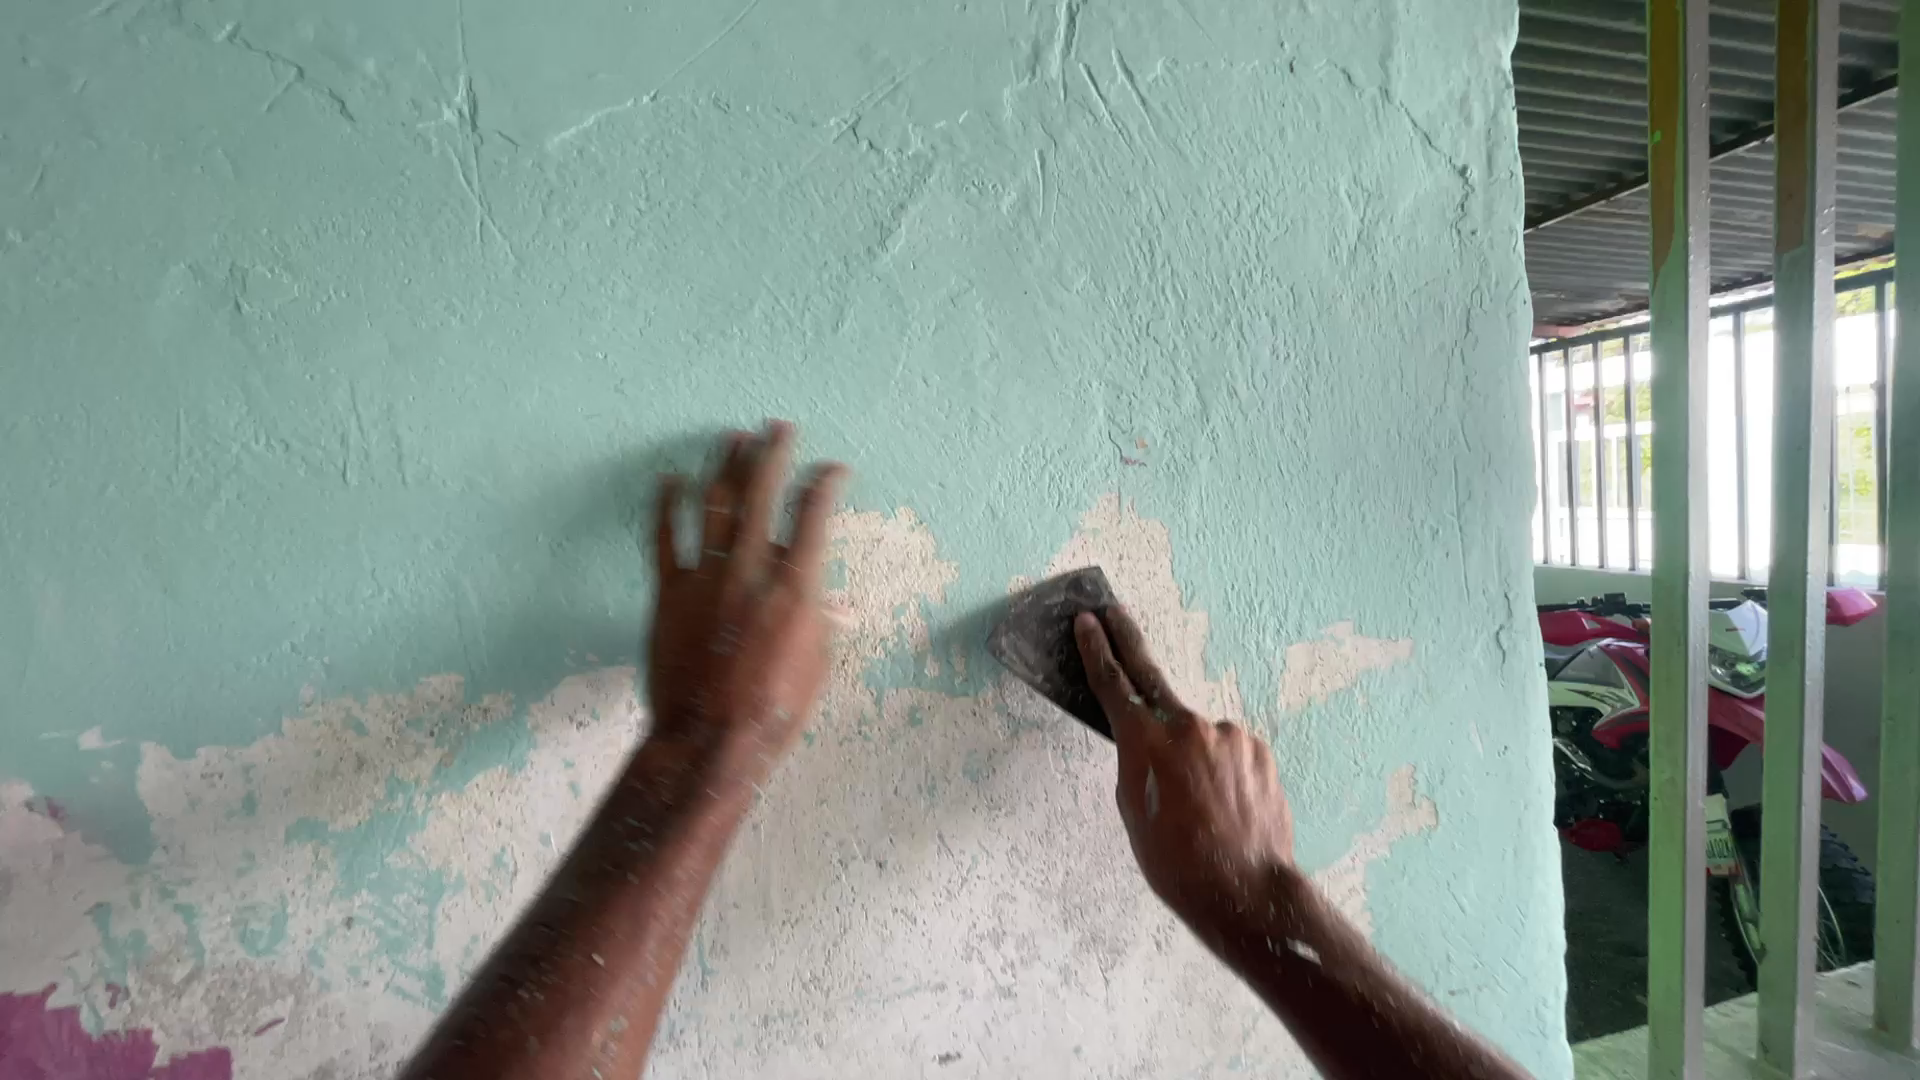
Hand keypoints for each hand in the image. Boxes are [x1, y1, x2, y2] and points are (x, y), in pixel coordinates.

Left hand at [646, 421, 846, 794]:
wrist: (710, 738)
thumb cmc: (776, 706)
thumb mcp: (819, 659)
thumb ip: (819, 614)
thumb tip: (821, 592)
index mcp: (796, 585)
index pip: (815, 515)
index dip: (826, 483)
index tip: (833, 468)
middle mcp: (752, 569)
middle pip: (763, 494)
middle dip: (772, 453)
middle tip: (777, 426)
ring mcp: (707, 577)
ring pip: (715, 505)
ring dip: (725, 467)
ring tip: (731, 438)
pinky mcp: (671, 592)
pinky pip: (666, 538)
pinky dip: (667, 506)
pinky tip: (670, 480)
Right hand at [1074, 607, 1294, 924]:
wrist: (1246, 891)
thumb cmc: (1174, 862)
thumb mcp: (1132, 809)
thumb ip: (1135, 760)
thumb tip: (1147, 740)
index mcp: (1146, 741)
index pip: (1113, 682)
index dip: (1096, 649)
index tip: (1086, 620)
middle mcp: (1187, 726)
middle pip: (1149, 674)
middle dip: (1125, 638)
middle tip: (1111, 609)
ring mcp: (1227, 733)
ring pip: (1196, 733)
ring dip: (1190, 754)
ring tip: (1199, 802)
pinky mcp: (1255, 747)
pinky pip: (1226, 748)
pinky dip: (1220, 766)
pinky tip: (1224, 802)